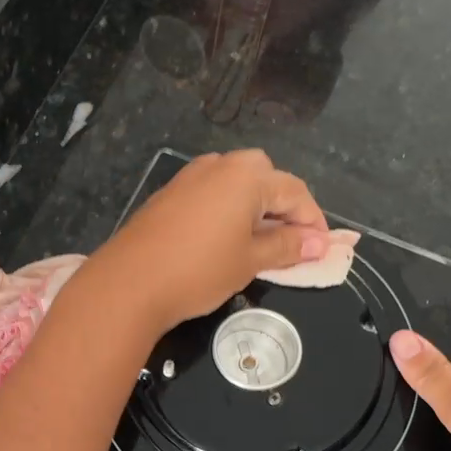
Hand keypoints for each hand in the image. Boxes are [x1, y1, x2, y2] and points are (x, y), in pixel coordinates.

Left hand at [85, 150, 355, 331]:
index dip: (313, 222)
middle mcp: (219, 166)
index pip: (295, 193)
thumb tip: (316, 244)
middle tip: (292, 245)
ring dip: (254, 211)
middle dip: (284, 210)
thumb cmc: (197, 271)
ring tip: (260, 246)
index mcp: (247, 175)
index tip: (322, 250)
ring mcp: (189, 178)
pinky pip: (210, 197)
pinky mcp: (168, 196)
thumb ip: (286, 247)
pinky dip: (226, 214)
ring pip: (235, 187)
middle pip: (265, 181)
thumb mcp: (249, 261)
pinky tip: (225, 242)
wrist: (128, 284)